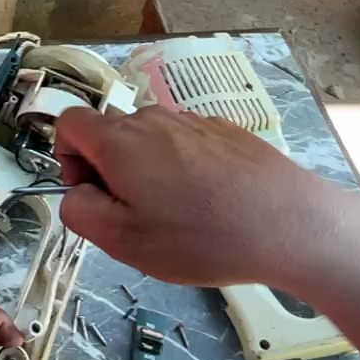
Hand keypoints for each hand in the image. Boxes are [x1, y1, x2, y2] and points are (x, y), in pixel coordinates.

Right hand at [53, 105, 359, 289]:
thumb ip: (78, 211)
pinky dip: (183, 167)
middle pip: (109, 134)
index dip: (67, 157)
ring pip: (148, 140)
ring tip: (180, 214)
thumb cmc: (201, 236)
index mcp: (119, 140)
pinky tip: (212, 202)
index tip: (93, 192)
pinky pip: (184, 143)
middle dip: (110, 170)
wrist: (293, 225)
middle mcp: (151, 119)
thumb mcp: (122, 240)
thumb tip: (76, 192)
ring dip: (148, 170)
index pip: (68, 122)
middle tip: (139, 216)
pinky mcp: (225, 130)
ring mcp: (191, 120)